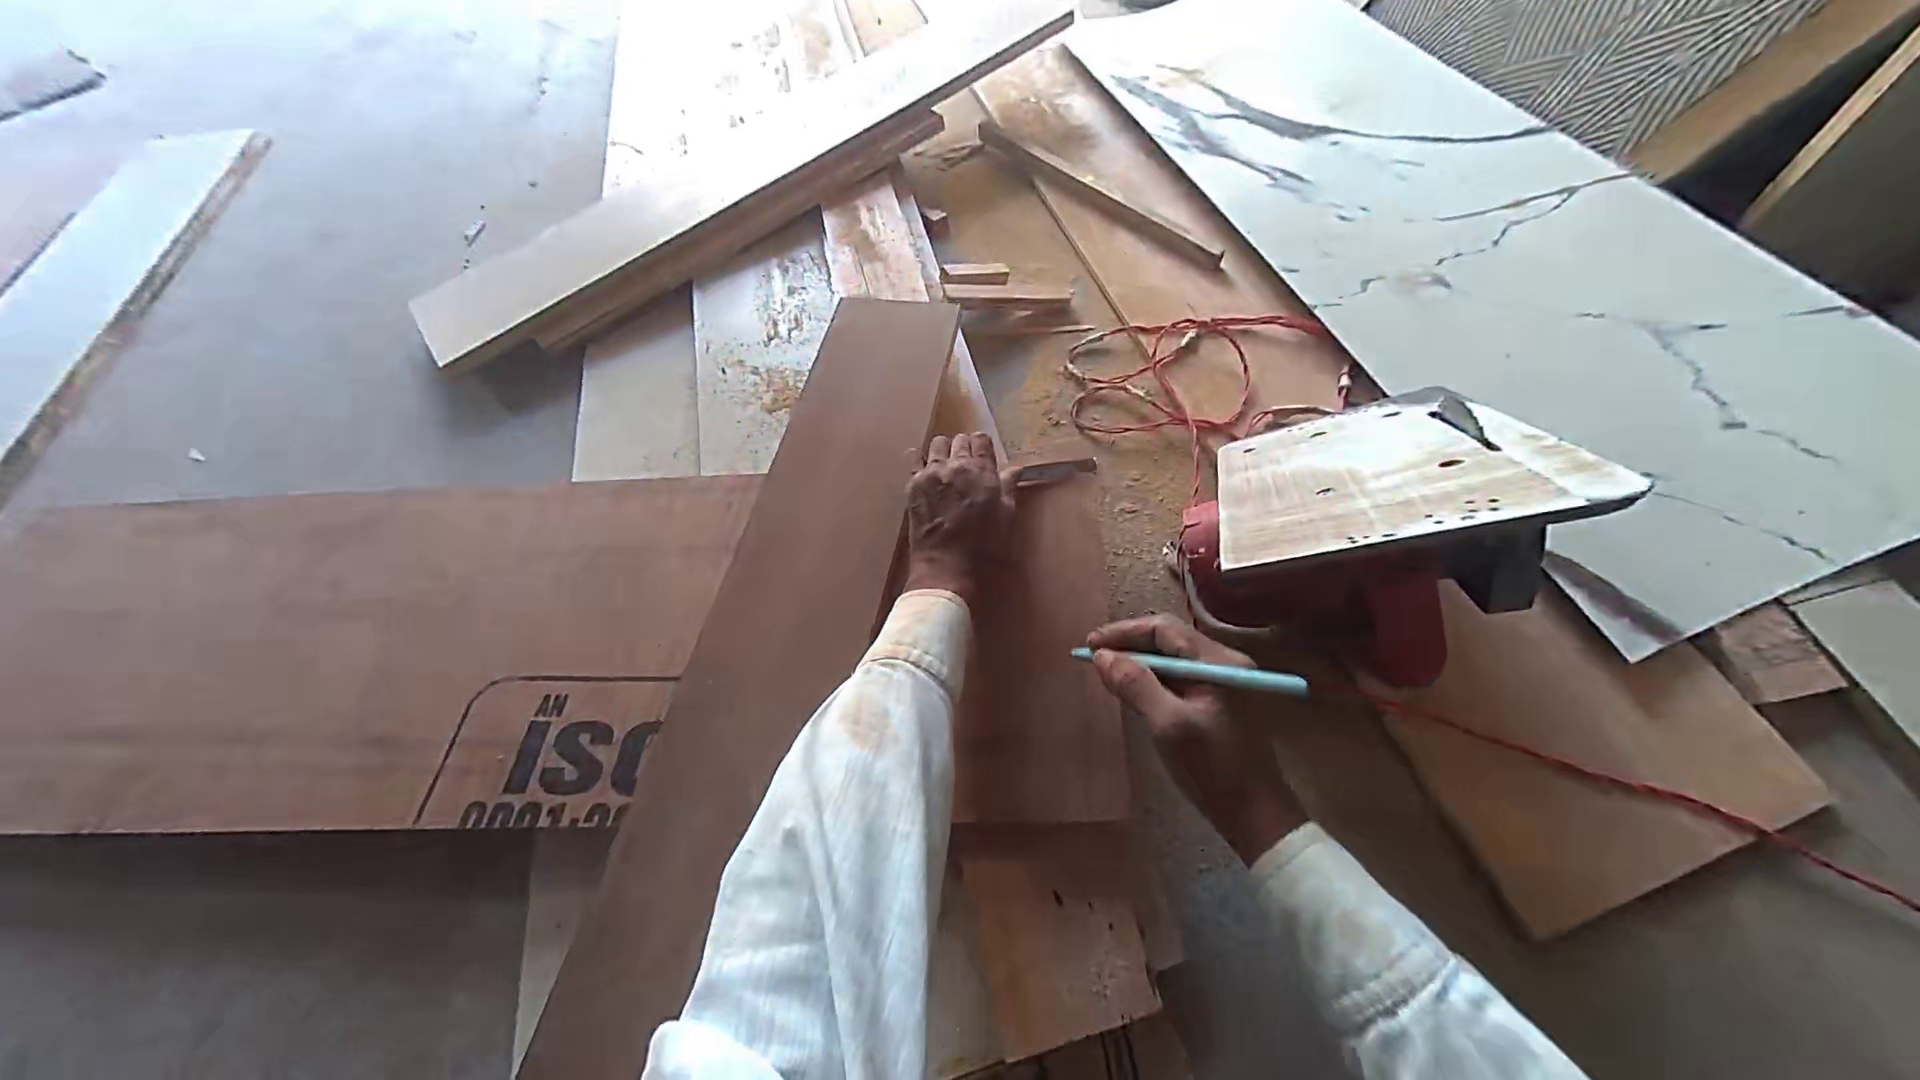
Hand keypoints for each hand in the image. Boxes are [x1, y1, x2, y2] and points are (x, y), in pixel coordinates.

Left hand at [903, 433, 1016, 604]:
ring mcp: (933, 472)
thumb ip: (1008, 488)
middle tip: (965, 465)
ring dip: (943, 451)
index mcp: (982, 471)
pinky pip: (914, 458)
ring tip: (945, 466)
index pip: (982, 440)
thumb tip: (1015, 469)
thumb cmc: (983, 544)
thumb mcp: (1005, 516)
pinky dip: (919, 459)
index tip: (982, 456)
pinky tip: (924, 468)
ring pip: (937, 444)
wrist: (947, 563)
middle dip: (964, 448)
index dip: (982, 446)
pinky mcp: (914, 483)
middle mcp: (957, 465)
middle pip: (960, 440)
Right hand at [1088, 615, 1307, 864]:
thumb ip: (1136, 684)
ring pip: (1170, 659)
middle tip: (1093, 656)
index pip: (1163, 629)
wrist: (1255, 816)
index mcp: (1218, 662)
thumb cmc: (1213, 768)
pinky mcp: (1217, 701)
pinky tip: (1130, 689)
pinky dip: (1151, 679)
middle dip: (1128, 644)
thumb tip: (1102, 656)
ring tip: (1106, 671)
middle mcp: (1223, 663)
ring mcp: (1222, 682)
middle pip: (1168, 639)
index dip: (1123, 632)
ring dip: (1137, 662)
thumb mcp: (1168, 724)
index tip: (1090, 645)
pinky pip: (1177, 678)